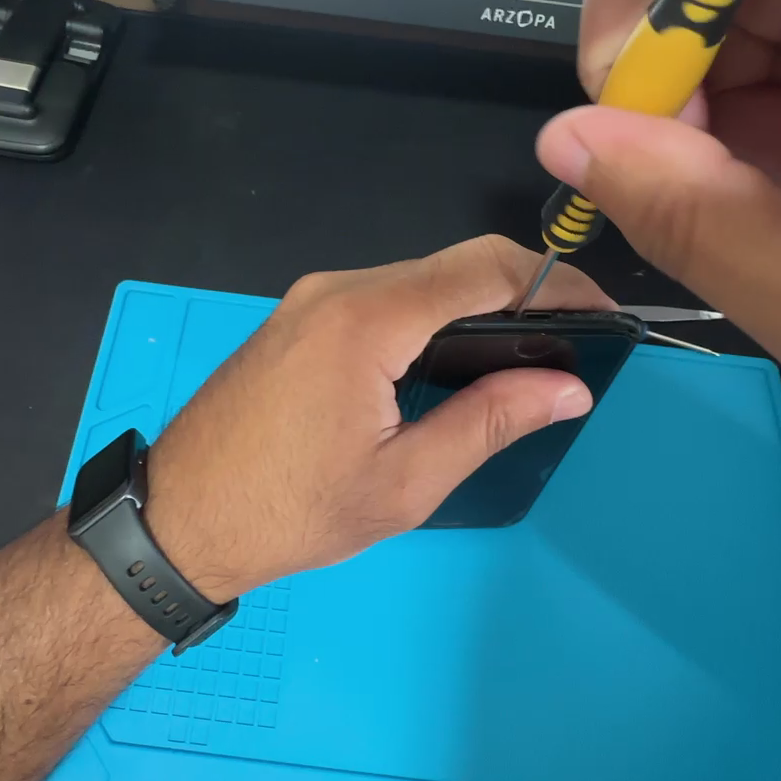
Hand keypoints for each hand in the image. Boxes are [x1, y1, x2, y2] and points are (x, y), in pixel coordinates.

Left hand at [141, 236, 613, 599]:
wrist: (179, 515)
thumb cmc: (292, 510)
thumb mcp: (404, 482)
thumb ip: (489, 422)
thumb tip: (568, 386)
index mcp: (367, 319)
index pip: (483, 267)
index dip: (555, 281)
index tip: (601, 315)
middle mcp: (337, 288)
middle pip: (451, 266)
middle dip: (520, 293)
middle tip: (568, 345)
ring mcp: (311, 298)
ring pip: (416, 279)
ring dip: (473, 305)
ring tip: (521, 357)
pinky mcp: (299, 316)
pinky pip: (381, 297)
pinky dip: (428, 316)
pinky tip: (451, 359)